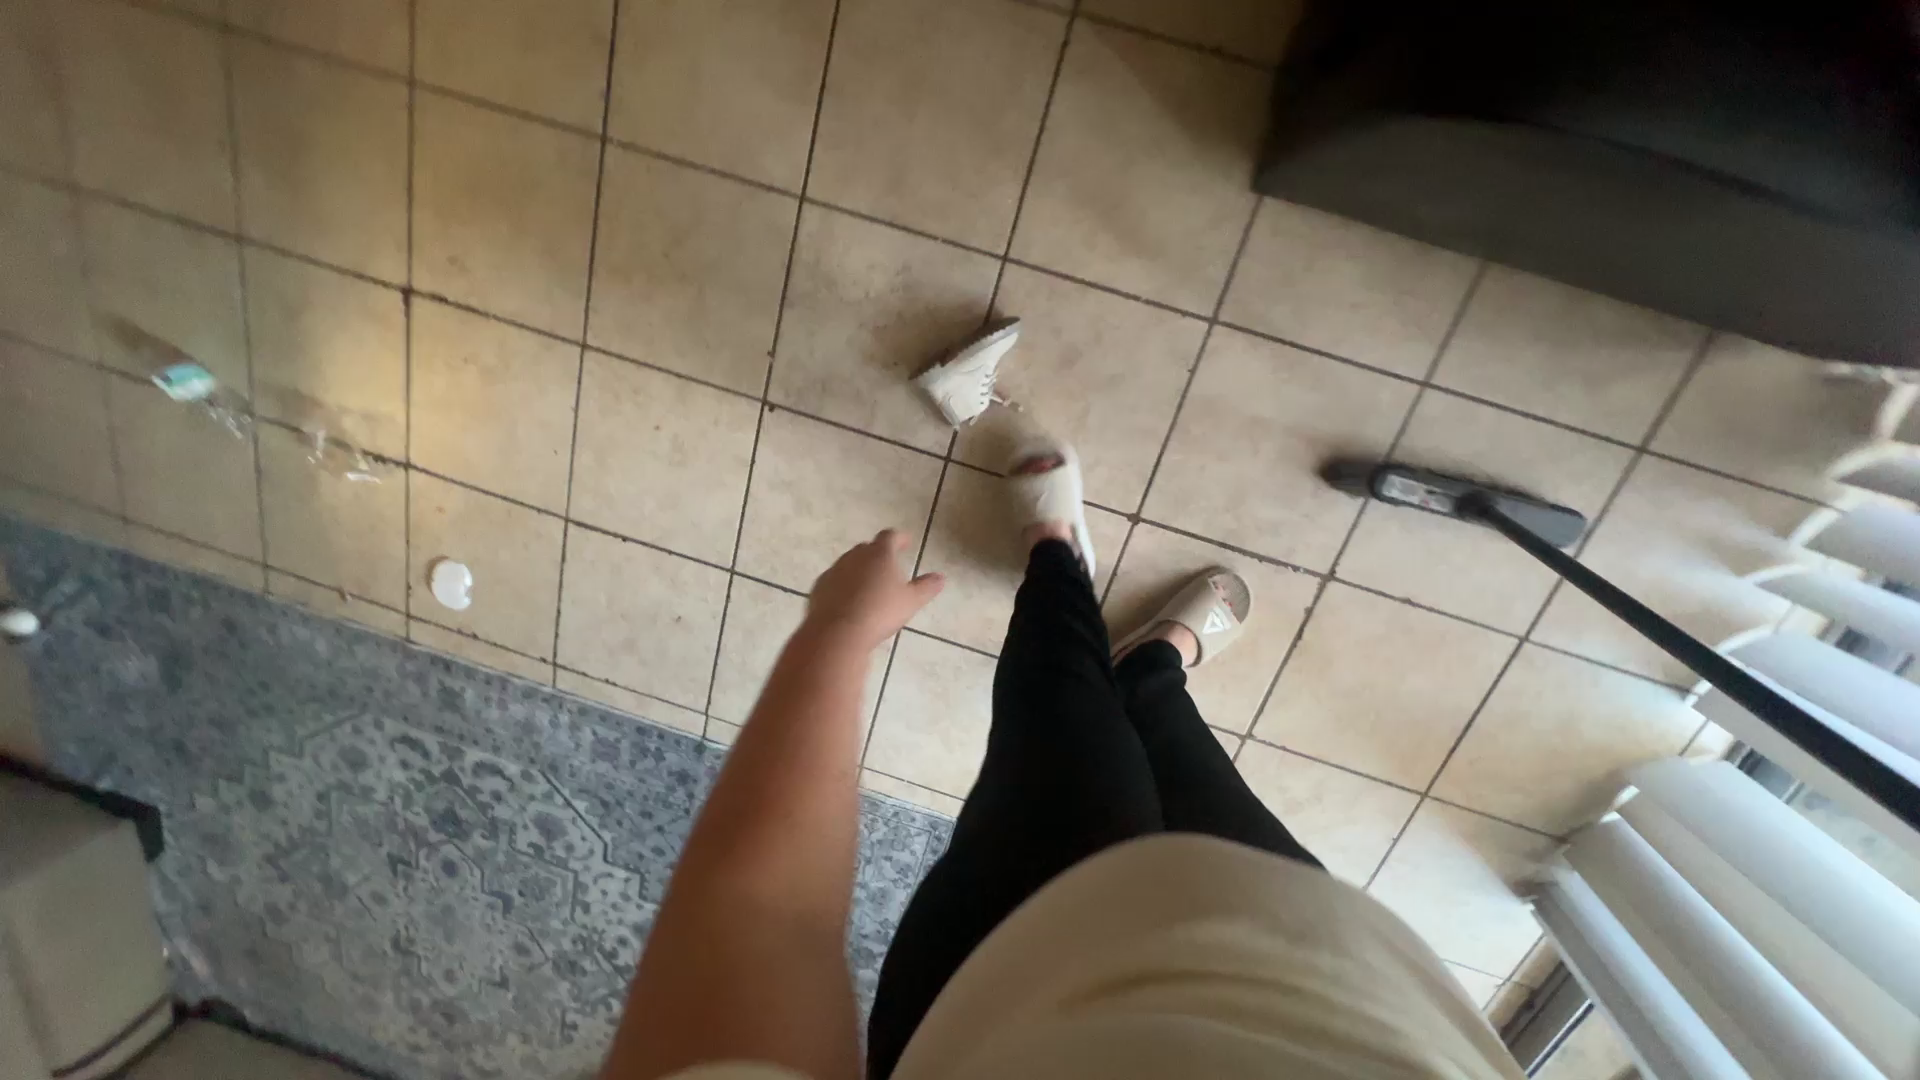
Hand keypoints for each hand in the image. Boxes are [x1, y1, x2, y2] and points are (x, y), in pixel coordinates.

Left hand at [802, 529, 943, 649]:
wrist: (838, 633)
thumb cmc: (880, 613)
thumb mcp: (911, 602)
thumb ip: (926, 587)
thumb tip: (941, 577)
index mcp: (879, 554)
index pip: (890, 536)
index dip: (899, 538)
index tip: (906, 542)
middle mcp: (854, 556)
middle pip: (867, 548)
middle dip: (878, 553)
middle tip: (888, 564)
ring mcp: (834, 571)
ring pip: (849, 563)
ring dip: (859, 569)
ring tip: (869, 584)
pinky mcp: (819, 587)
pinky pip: (835, 580)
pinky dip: (843, 585)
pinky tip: (849, 600)